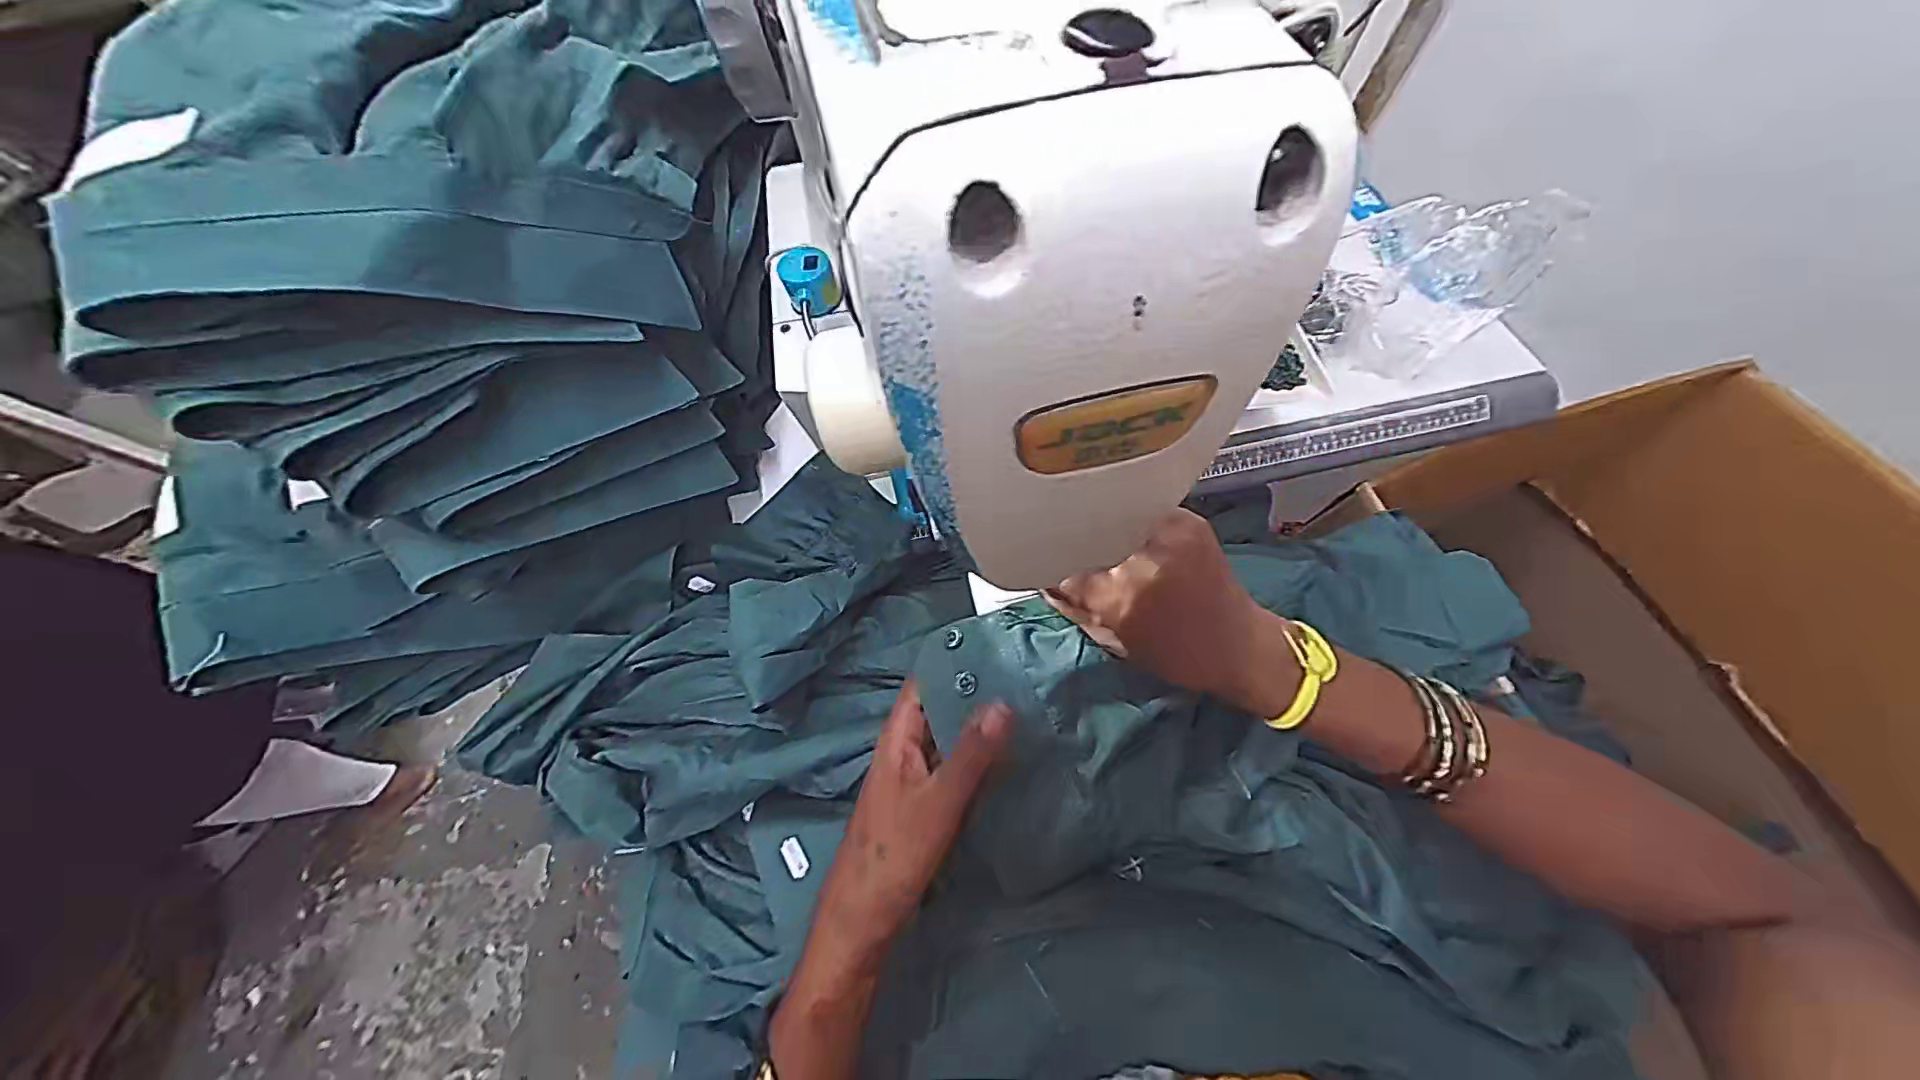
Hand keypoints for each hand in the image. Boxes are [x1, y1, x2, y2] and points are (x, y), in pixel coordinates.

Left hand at [804, 681, 1012, 975]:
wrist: (866, 918)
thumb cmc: (894, 854)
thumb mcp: (938, 801)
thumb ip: (971, 754)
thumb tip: (1002, 702)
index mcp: (897, 738)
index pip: (924, 683)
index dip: (954, 663)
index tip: (996, 647)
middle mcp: (905, 751)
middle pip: (941, 709)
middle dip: (976, 694)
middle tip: (1023, 678)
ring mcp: (916, 779)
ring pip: (951, 740)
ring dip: (980, 728)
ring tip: (1025, 711)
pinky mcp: (928, 805)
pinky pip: (957, 770)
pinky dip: (980, 760)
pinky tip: (1010, 760)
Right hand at [1047, 508, 1290, 713]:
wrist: (1242, 646)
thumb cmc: (1177, 657)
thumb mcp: (1116, 642)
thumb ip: (1076, 608)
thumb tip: (1045, 581)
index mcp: (1122, 596)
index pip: (1066, 570)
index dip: (1052, 568)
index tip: (1044, 565)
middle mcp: (1144, 558)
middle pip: (1088, 535)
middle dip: (1075, 543)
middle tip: (1066, 549)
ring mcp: (1170, 533)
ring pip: (1115, 518)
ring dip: (1103, 529)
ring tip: (1097, 538)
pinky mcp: (1188, 521)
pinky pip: (1143, 513)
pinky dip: (1131, 523)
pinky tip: (1127, 533)